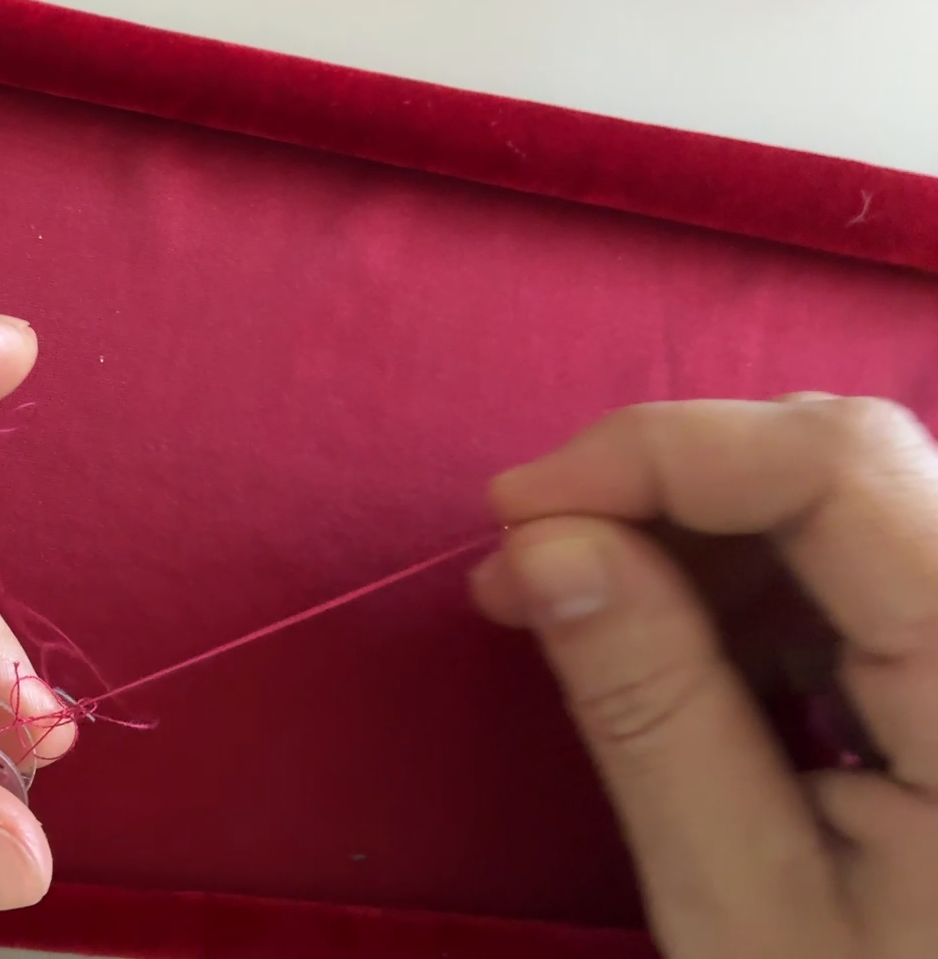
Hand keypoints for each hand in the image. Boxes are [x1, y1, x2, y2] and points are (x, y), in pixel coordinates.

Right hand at [473, 395, 937, 957]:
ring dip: (667, 529)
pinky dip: (721, 571)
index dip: (649, 453)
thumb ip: (650, 708)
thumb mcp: (749, 907)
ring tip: (563, 600)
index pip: (836, 467)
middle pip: (838, 461)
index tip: (512, 511)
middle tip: (522, 567)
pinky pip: (849, 555)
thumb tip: (542, 544)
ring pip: (834, 495)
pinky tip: (660, 631)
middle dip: (643, 489)